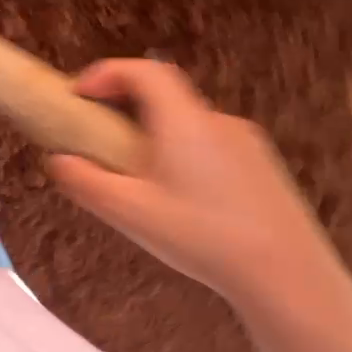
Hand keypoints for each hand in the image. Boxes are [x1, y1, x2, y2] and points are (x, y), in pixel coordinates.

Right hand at [47, 59, 337, 306]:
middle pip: (163, 96)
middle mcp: (220, 123)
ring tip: (132, 176)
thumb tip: (59, 160)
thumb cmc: (203, 238)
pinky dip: (177, 152)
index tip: (78, 96)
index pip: (144, 71)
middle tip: (96, 139)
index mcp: (185, 124)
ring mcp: (248, 145)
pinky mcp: (263, 168)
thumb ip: (80, 179)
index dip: (104, 73)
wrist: (292, 280)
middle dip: (121, 108)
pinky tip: (174, 197)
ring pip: (185, 122)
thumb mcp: (125, 211)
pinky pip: (207, 144)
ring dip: (148, 133)